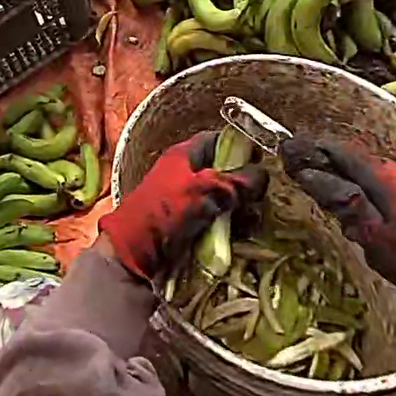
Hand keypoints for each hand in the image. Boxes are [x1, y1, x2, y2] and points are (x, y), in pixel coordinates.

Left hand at [98, 131, 266, 282]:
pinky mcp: (186, 224)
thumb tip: (263, 174)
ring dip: (238, 207)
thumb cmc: (165, 213)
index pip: (215, 140)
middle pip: (221, 171)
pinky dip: (229, 225)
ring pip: (220, 197)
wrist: (133, 255)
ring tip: (255, 218)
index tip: (262, 159)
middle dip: (242, 183)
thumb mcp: (204, 191)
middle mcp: (183, 174)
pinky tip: (242, 233)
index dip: (239, 146)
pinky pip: (214, 219)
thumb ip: (235, 182)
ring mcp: (184, 200)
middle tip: (262, 195)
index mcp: (182, 156)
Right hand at [282, 136, 395, 360]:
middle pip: (367, 163)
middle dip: (341, 167)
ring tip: (356, 205)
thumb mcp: (376, 241)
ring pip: (392, 178)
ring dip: (370, 185)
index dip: (315, 149)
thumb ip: (346, 206)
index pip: (343, 152)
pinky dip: (395, 198)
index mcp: (389, 179)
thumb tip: (315, 178)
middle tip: (318, 178)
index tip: (293, 148)